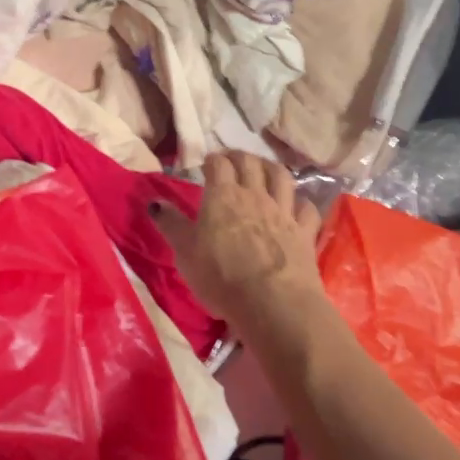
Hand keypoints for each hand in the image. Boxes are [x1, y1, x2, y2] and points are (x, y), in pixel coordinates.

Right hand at [151, 150, 325, 326]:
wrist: (273, 303)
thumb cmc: (221, 276)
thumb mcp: (184, 252)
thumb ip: (170, 223)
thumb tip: (154, 201)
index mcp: (222, 196)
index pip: (218, 164)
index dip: (212, 160)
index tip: (206, 165)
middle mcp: (255, 196)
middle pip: (250, 163)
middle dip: (239, 156)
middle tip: (231, 160)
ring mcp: (283, 212)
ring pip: (281, 177)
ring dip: (270, 168)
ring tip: (263, 170)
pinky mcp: (304, 233)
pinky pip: (306, 208)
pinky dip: (300, 202)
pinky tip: (295, 205)